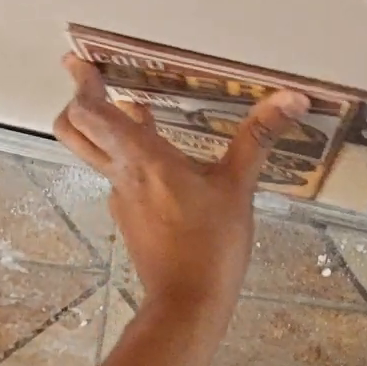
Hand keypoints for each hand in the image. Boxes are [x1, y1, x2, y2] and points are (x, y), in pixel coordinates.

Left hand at [53, 55, 309, 315]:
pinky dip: (132, 161)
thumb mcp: (238, 188)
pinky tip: (164, 166)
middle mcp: (122, 175)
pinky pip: (124, 179)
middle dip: (77, 103)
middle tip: (93, 82)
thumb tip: (292, 98)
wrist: (188, 305)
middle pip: (73, 131)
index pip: (91, 112)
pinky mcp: (133, 220)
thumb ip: (258, 137)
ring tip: (136, 112)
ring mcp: (123, 200)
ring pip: (100, 155)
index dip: (81, 82)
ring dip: (109, 130)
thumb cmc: (211, 246)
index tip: (79, 60)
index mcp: (142, 159)